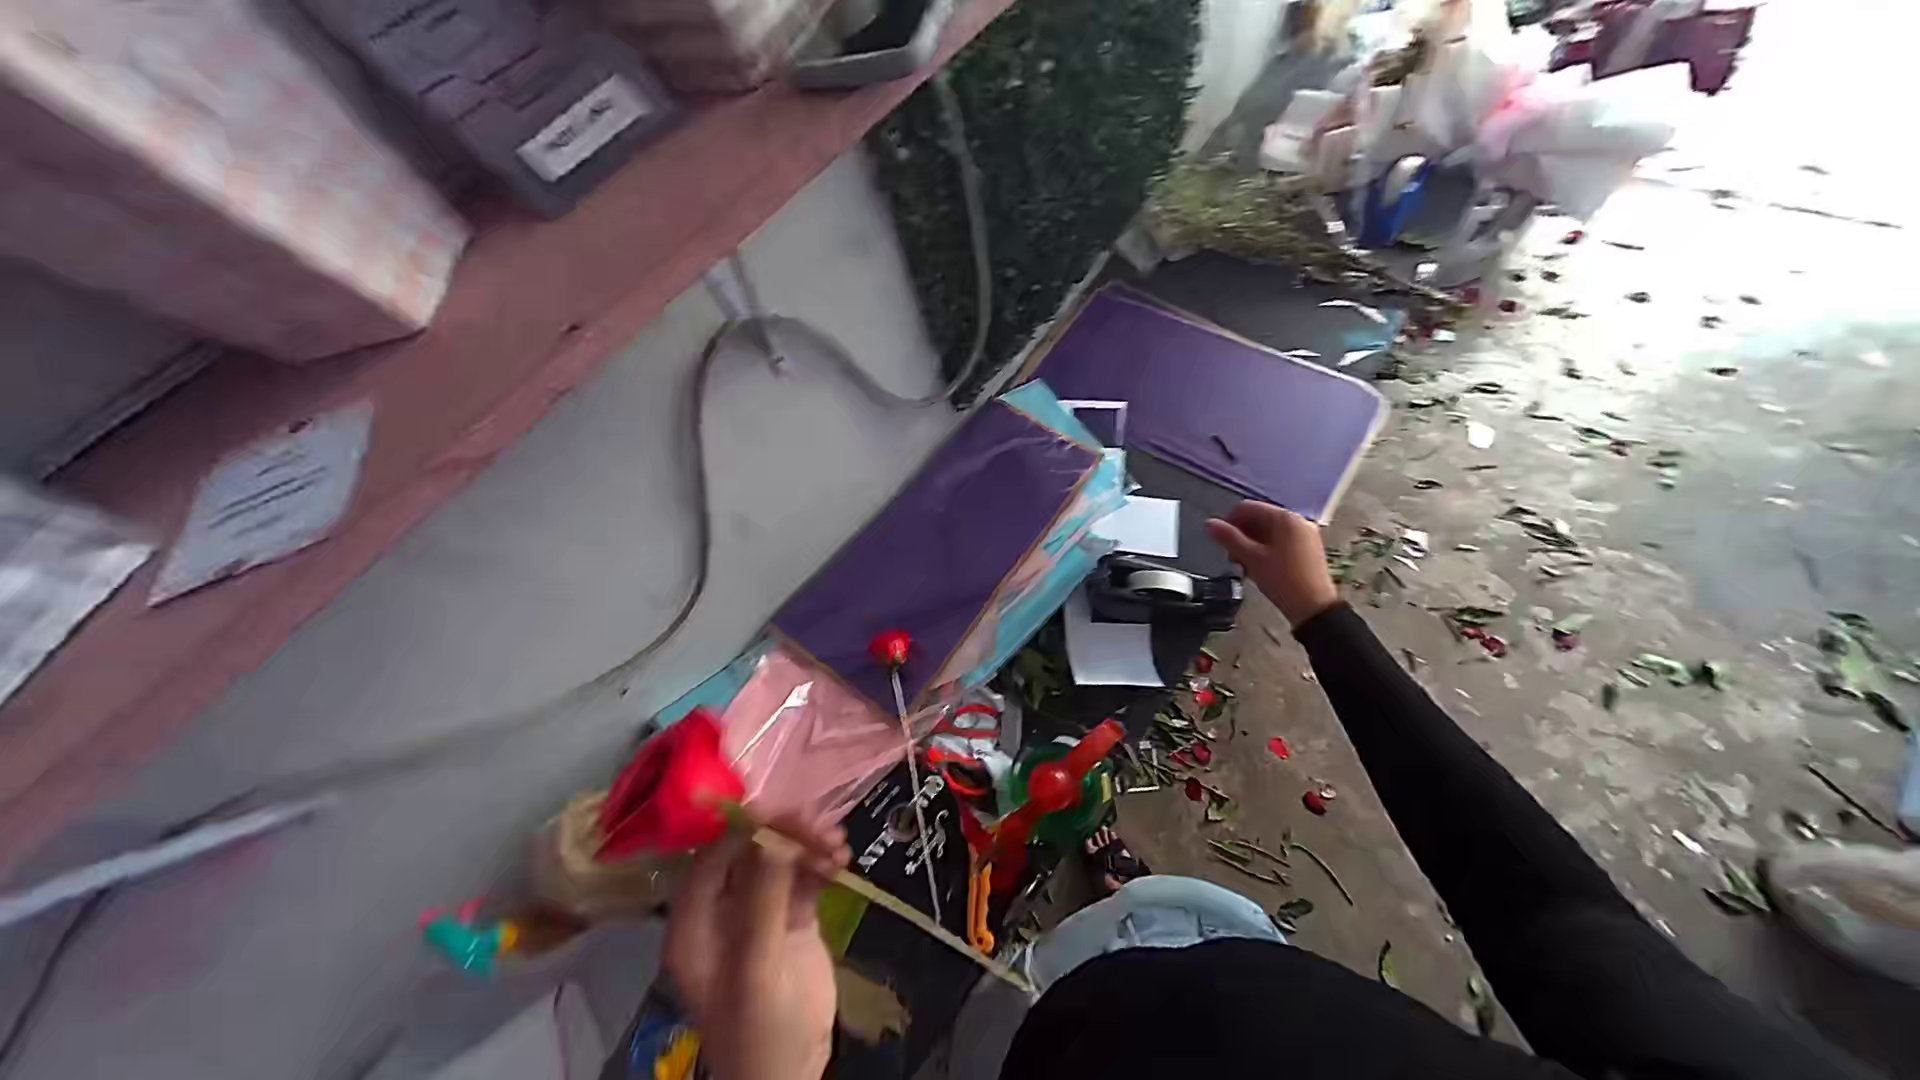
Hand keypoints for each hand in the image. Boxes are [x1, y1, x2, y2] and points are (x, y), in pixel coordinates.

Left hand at [666, 814, 850, 1079]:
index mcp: (694, 922)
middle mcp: (720, 908)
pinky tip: (841, 862)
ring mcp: (756, 910)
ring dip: (808, 845)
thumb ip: (763, 899)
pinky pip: (801, 874)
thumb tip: (773, 833)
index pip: (713, 856)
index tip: (786, 808)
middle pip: (748, 850)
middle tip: (823, 828)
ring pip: (779, 857)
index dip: (745, 828)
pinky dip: (820, 862)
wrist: (793, 1075)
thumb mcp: (759, 967)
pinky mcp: (788, 916)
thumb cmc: (762, 1030)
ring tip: (839, 847)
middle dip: (785, 833)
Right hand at [1204, 500, 1339, 628]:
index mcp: (1284, 518)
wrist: (1314, 607)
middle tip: (1232, 556)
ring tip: (1245, 564)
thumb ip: (1229, 538)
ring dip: (1251, 543)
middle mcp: (1297, 520)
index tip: (1221, 541)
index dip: (1229, 521)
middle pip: (1259, 518)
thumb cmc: (1282, 580)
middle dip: (1241, 534)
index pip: (1248, 507)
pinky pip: (1280, 540)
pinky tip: (1260, 566)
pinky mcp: (1308, 547)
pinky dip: (1266, 548)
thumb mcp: (1251, 558)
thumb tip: (1209, 524)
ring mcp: (1305, 534)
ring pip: (1269, 530)